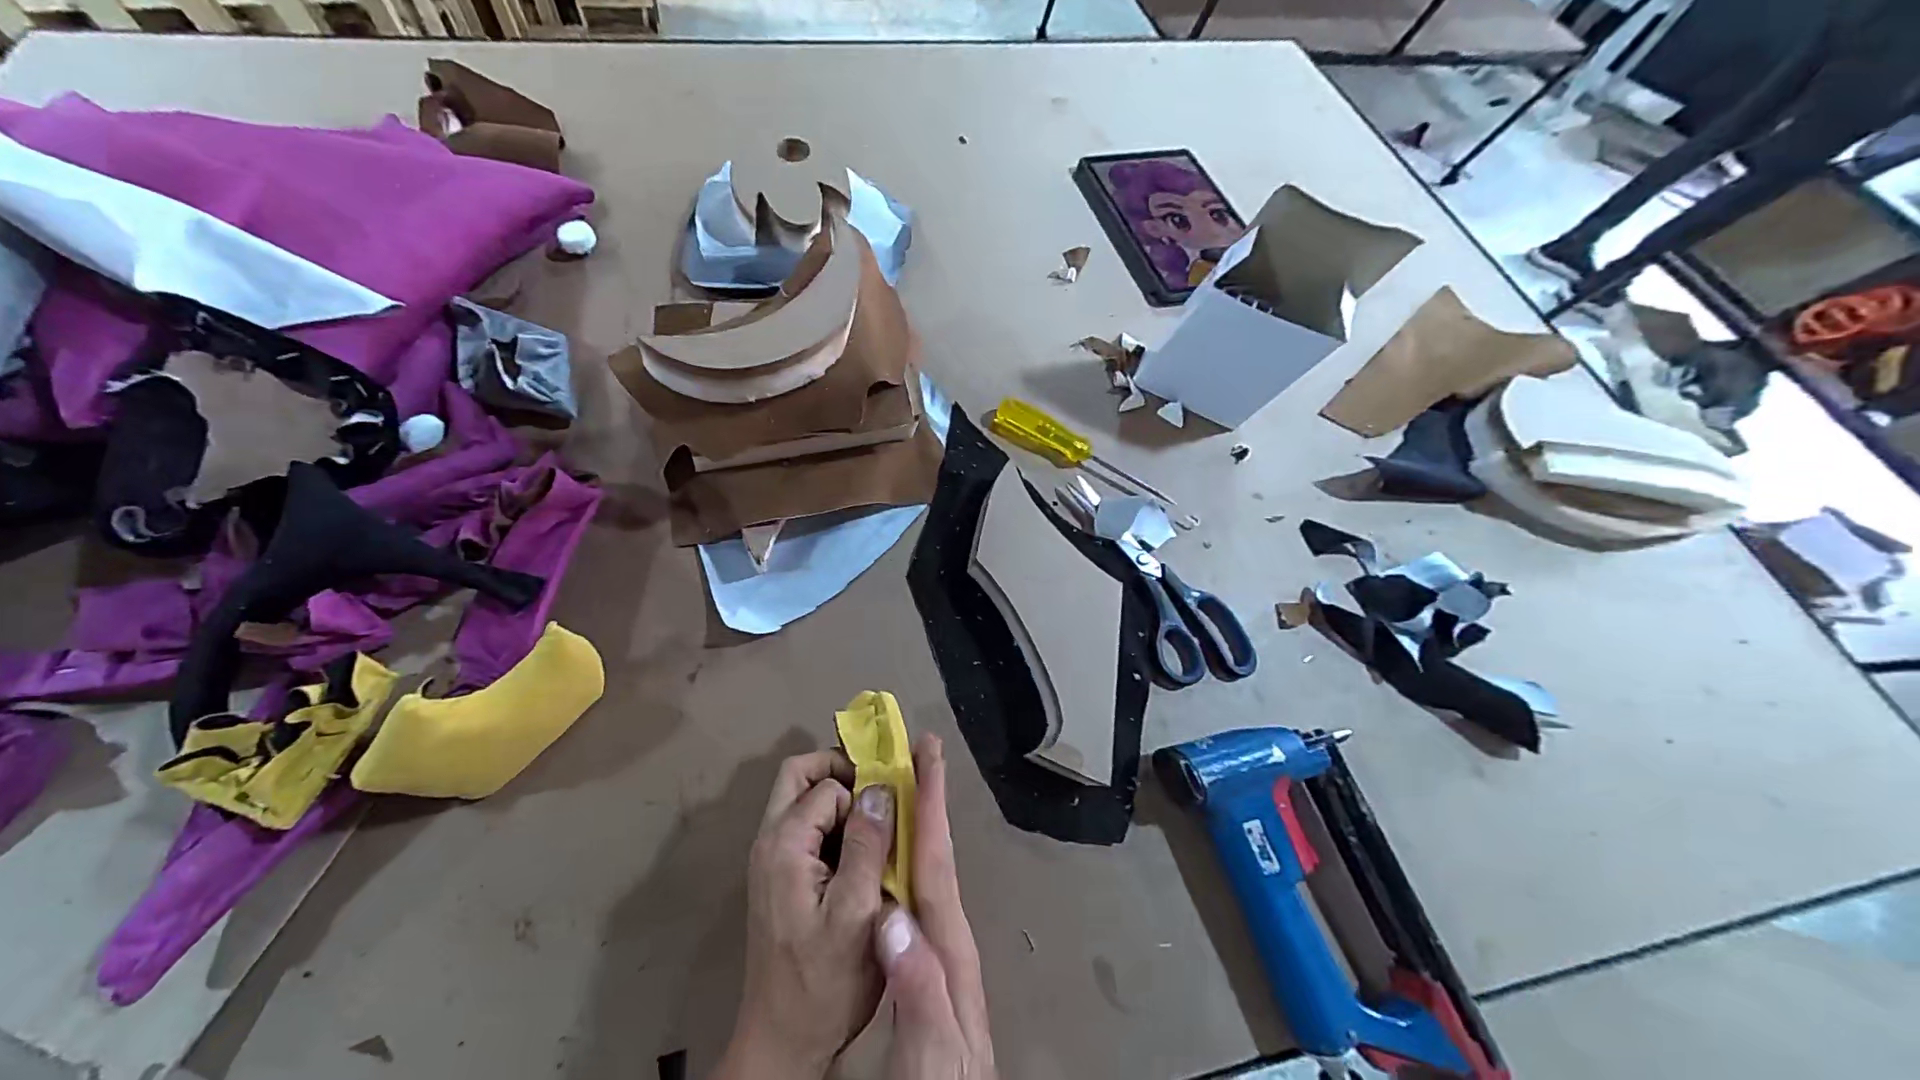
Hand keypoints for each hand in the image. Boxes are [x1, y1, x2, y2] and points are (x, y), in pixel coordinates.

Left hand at [716, 749, 896, 1079]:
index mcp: (784, 845)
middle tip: (882, 795)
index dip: (863, 791)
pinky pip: (806, 827)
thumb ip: (867, 846)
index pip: (827, 785)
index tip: (895, 811)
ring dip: (840, 797)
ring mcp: (771, 859)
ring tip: (879, 824)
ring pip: (801, 798)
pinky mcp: (780, 877)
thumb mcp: (856, 913)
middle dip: (842, 771)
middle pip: (800, 775)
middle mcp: (770, 842)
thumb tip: (881, 788)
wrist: (784, 1042)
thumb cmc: (824, 982)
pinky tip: (864, 852)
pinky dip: (834, 823)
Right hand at [874, 735, 995, 1079]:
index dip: (931, 808)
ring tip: (904, 788)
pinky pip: (916, 899)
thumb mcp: (932, 1050)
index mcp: (950, 949)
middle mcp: (950, 939)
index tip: (926, 757)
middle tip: (919, 754)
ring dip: (919, 826)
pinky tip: (892, 862)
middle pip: (937, 858)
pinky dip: (907, 865)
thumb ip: (918, 987)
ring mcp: (942, 954)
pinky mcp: (927, 968)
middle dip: (929, 803)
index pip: (938, 864)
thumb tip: (892, 915)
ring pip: (928, 874)